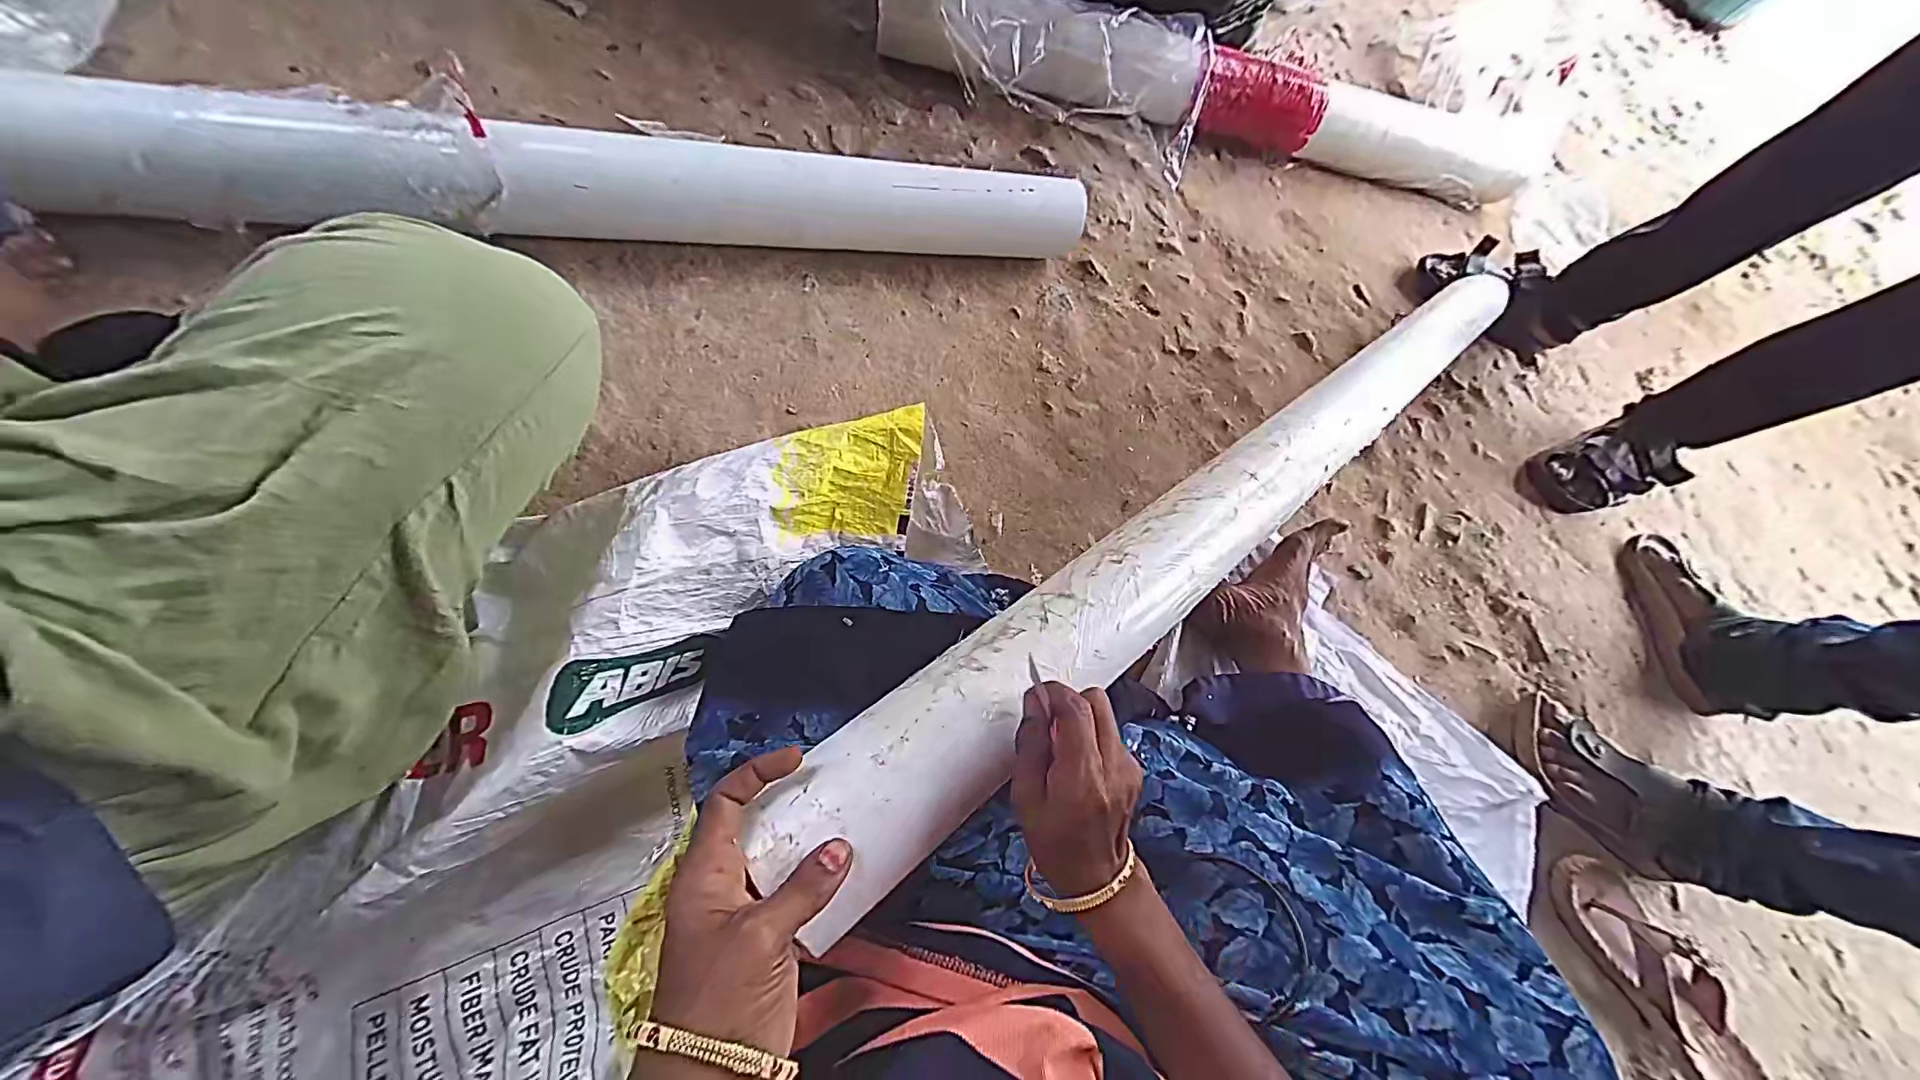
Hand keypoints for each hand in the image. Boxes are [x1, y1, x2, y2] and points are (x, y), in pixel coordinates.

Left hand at [650, 749, 852, 1059]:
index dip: (757, 772)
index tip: (795, 758)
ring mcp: (746, 920)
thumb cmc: (717, 1005)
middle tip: (828, 793)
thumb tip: (840, 847)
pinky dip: (822, 893)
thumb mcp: (760, 941)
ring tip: (845, 830)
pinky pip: (798, 906)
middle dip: (791, 809)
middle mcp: (724, 891)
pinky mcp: (768, 949)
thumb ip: (801, 891)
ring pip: (779, 867)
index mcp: (705, 877)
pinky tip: (850, 889)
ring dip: (811, 850)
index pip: (726, 804)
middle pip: (756, 831)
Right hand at [1012, 683, 1144, 897]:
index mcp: (1082, 776)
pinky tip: (1078, 761)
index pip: (1076, 711)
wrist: (1096, 877)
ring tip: (1061, 745)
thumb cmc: (1054, 842)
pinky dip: (1092, 735)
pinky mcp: (1135, 768)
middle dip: (1068, 701)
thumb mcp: (1025, 796)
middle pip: (1096, 701)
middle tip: (1048, 720)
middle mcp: (1113, 765)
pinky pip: (1111, 732)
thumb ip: (1031, 744)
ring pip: (1105, 713)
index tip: (1037, 694)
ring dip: (1080, 717)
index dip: (1054, 693)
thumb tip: (1036, 705)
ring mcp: (1129, 766)